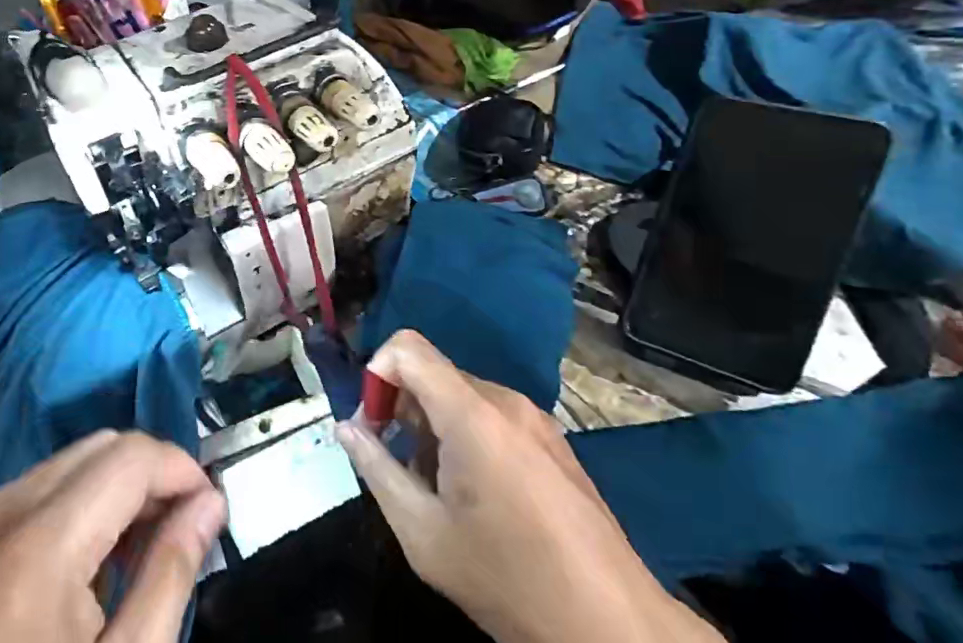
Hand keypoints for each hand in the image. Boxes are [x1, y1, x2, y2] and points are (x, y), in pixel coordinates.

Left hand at [0, 430, 226, 642]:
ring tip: (140, 552)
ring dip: (115, 489)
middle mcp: (3, 505)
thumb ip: (170, 574)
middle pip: (100, 448)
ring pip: (69, 462)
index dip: (182, 470)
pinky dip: (77, 505)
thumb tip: (208, 503)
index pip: (130, 457)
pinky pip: (37, 488)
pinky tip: (91, 562)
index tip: (212, 510)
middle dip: (150, 477)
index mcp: (41, 539)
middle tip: (181, 533)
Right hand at [335, 330, 720, 642]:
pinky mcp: (552, 442)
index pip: (406, 347)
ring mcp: (535, 421)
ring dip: (430, 426)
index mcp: (472, 415)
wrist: (616, 628)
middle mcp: (505, 403)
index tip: (371, 425)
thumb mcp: (422, 532)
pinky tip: (471, 494)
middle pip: (431, 373)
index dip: (376, 374)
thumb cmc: (508, 579)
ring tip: (432, 487)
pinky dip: (463, 436)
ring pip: (459, 395)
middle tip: (393, 463)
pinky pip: (490, 416)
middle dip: (400, 407)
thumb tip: (346, 427)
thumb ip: (375, 468)